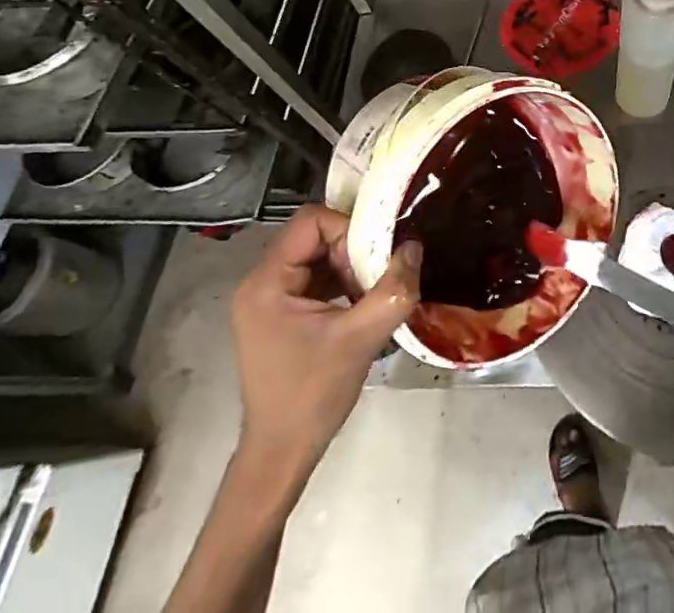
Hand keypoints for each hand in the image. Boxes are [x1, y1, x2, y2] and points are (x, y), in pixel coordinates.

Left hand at [230, 205, 419, 473]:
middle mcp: (259, 282)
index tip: (376, 259)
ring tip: (372, 295)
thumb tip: (414, 247)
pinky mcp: (277, 316)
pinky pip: (312, 282)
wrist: (282, 451)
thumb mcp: (360, 339)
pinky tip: (359, 307)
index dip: (348, 230)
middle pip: (312, 238)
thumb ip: (392, 290)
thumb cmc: (314, 395)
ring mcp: (266, 300)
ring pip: (314, 260)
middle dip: (351, 252)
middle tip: (378, 278)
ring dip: (348, 270)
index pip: (310, 222)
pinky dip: (339, 287)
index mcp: (267, 281)